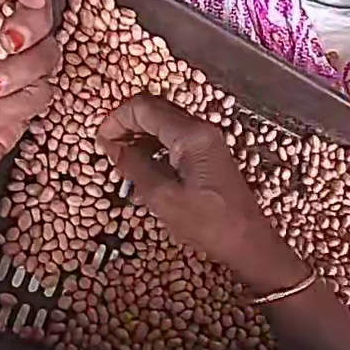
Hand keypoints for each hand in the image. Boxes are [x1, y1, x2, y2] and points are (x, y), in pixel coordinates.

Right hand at [96, 93, 305, 291]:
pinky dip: (155, 149)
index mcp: (192, 135)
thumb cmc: (209, 224)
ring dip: (140, 138)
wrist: (249, 242)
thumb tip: (112, 146)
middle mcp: (202, 130)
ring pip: (165, 126)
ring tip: (122, 162)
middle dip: (126, 126)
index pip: (144, 107)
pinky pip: (176, 141)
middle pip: (155, 111)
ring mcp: (209, 142)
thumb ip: (134, 166)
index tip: (101, 142)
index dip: (116, 120)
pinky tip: (144, 170)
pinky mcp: (210, 157)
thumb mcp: (163, 198)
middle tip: (108, 150)